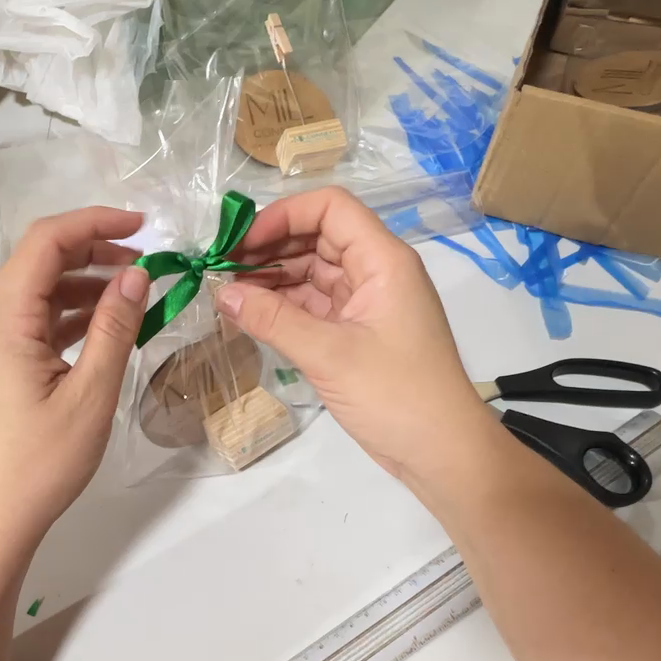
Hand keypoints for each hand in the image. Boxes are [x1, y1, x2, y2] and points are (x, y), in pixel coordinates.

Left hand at [0, 207, 149, 549]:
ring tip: (138, 293)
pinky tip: (113, 326)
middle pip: (41, 261)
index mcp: (7, 322)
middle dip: (94, 249)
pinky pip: (42, 323)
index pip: (45, 242)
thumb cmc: (44, 461)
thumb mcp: (91, 394)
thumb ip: (115, 328)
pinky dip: (77, 315)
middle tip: (148, 262)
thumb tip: (137, 274)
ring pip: (43, 292)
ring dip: (88, 283)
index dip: (93, 222)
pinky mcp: (7, 367)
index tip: (144, 227)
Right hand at [218, 187, 504, 487]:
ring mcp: (365, 304)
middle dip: (269, 248)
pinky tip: (249, 314)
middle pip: (317, 238)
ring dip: (271, 278)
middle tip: (220, 269)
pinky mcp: (355, 334)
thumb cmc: (396, 395)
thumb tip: (221, 293)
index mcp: (382, 261)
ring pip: (311, 273)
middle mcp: (374, 273)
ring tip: (227, 293)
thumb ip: (273, 320)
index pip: (331, 209)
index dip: (283, 216)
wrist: (441, 451)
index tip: (240, 243)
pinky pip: (313, 306)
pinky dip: (282, 307)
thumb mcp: (329, 354)